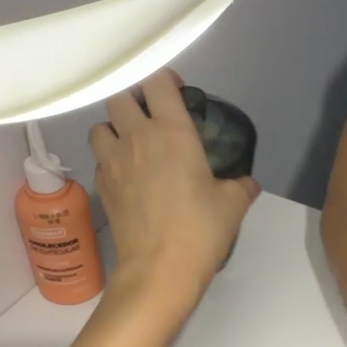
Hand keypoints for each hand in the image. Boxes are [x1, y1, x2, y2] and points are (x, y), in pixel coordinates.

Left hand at [90, 70, 260, 293]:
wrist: (160, 268)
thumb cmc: (200, 229)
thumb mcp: (233, 204)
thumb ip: (241, 185)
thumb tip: (247, 183)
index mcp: (171, 131)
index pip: (157, 82)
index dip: (164, 79)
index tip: (176, 90)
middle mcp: (136, 137)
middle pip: (119, 95)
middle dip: (134, 99)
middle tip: (151, 116)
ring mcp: (113, 161)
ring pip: (100, 125)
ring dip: (114, 128)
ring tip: (131, 144)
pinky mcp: (102, 185)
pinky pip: (99, 159)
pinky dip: (110, 159)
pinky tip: (127, 176)